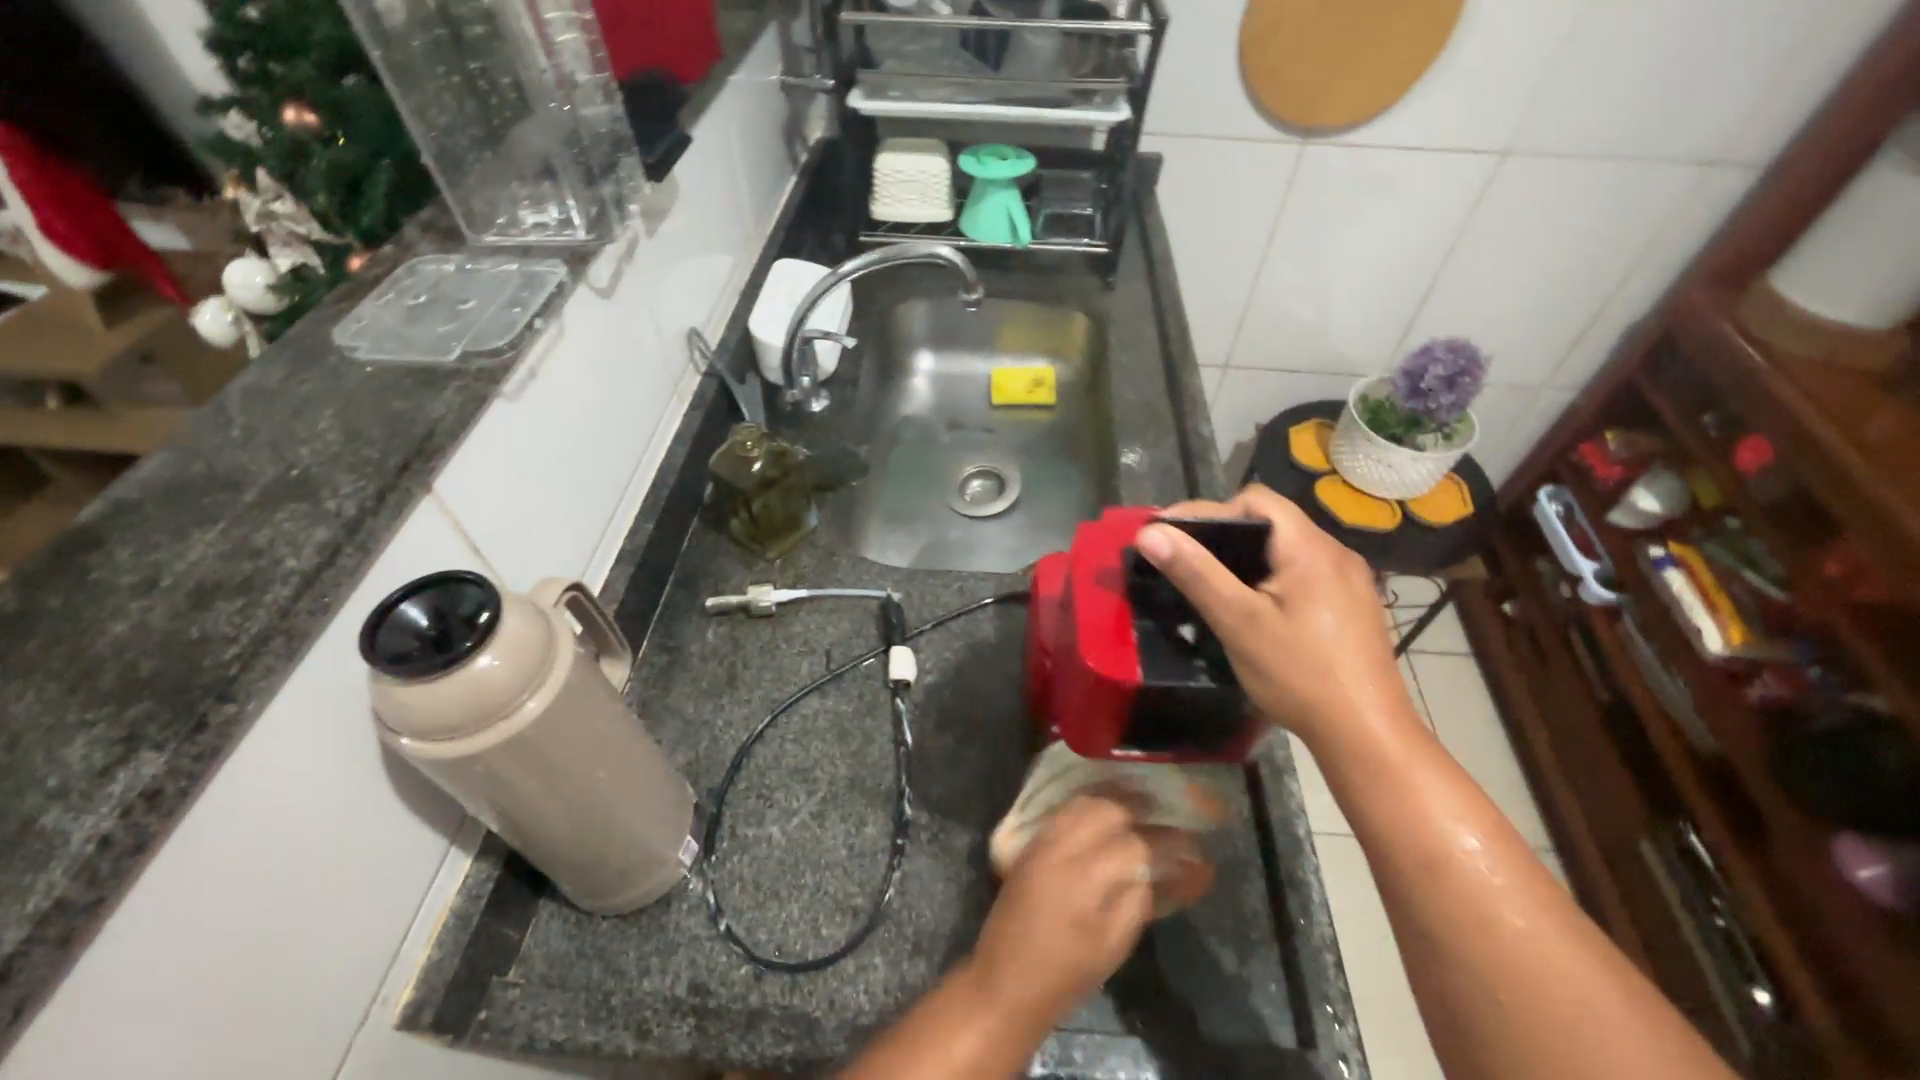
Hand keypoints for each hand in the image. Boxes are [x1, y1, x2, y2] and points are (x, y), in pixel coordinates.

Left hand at [968, 797, 1153, 1028]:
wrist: (1004, 981)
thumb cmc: (1066, 973)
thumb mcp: (1114, 944)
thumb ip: (1139, 899)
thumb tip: (1159, 866)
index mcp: (1085, 877)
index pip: (1135, 843)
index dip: (1166, 842)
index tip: (1190, 844)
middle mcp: (1061, 849)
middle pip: (1106, 808)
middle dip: (1139, 810)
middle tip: (1162, 818)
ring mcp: (1041, 844)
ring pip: (1082, 803)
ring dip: (1112, 803)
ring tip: (1136, 812)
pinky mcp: (1029, 847)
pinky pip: (1063, 813)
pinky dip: (1087, 808)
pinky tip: (1103, 818)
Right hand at [1133, 484, 1420, 745]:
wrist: (1366, 733)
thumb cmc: (1299, 674)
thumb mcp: (1238, 622)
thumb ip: (1196, 573)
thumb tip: (1149, 533)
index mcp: (1310, 547)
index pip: (1255, 500)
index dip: (1208, 511)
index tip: (1169, 536)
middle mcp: (1336, 553)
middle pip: (1273, 523)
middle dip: (1226, 536)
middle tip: (1187, 563)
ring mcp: (1351, 581)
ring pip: (1289, 550)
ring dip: (1251, 559)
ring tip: (1216, 586)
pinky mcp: (1355, 606)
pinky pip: (1306, 575)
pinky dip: (1274, 579)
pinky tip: (1259, 611)